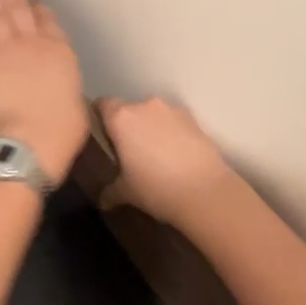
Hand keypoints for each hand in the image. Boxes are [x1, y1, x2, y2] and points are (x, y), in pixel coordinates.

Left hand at [0, 0, 86, 181]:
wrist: (34, 134)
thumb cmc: (62, 127)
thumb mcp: (76, 99)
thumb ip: (64, 81)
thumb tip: (57, 82)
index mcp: (60, 49)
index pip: (48, 18)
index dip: (37, 6)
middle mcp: (33, 39)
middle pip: (19, 5)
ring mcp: (7, 46)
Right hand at [95, 96, 241, 227]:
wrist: (205, 191)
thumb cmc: (155, 187)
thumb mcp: (126, 192)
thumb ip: (109, 191)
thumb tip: (103, 200)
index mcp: (121, 118)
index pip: (102, 104)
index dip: (100, 117)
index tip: (102, 134)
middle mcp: (145, 106)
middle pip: (129, 109)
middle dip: (127, 126)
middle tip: (128, 151)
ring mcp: (172, 110)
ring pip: (153, 114)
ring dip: (150, 128)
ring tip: (155, 155)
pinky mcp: (194, 119)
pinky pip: (173, 121)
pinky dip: (170, 133)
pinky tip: (175, 156)